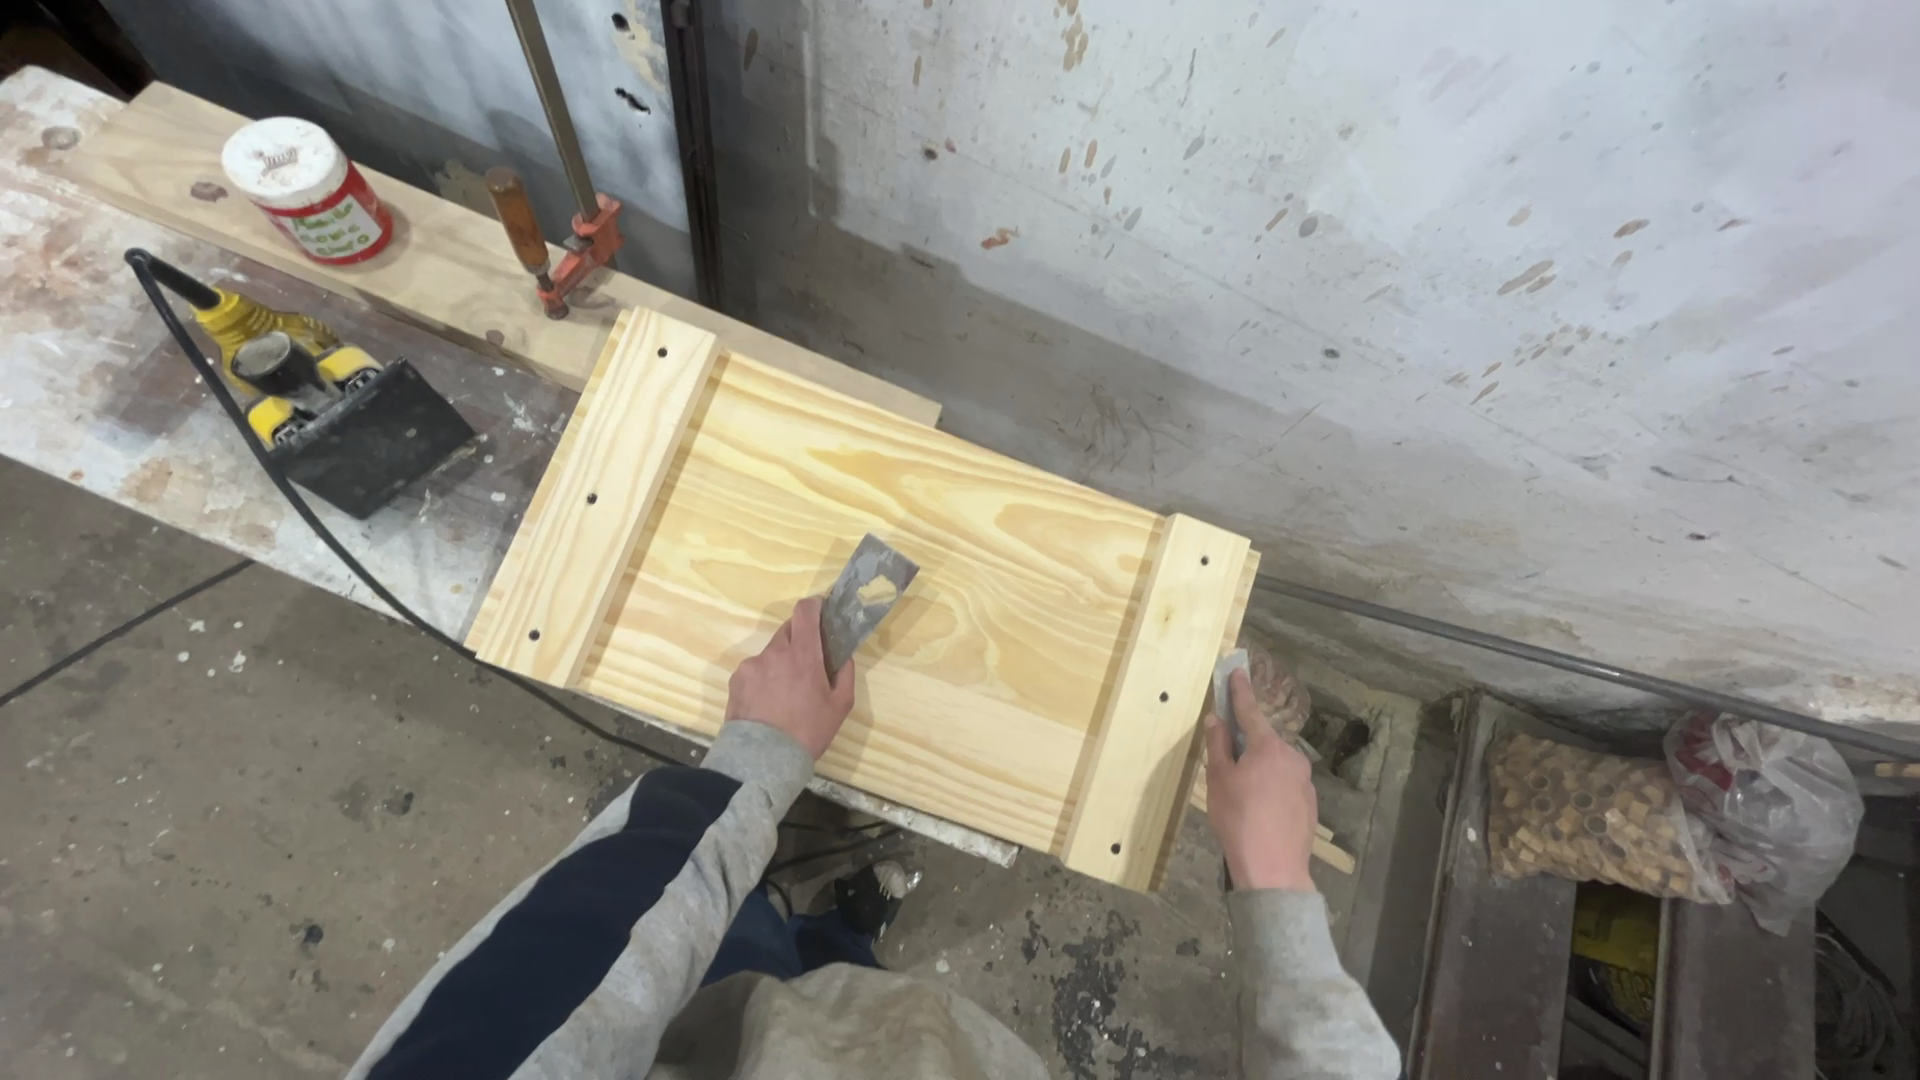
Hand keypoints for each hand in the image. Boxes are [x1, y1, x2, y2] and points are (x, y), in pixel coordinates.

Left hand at [725, 596, 855, 759]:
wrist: (763, 761)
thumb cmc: (808, 731)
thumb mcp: (841, 706)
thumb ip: (845, 673)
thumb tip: (842, 654)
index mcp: (803, 654)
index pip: (805, 611)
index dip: (814, 605)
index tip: (821, 612)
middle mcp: (775, 652)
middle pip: (788, 630)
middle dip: (799, 640)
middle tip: (807, 664)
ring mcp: (752, 665)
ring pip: (771, 652)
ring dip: (780, 662)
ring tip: (784, 693)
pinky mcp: (736, 680)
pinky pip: (755, 669)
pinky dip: (763, 678)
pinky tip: (767, 703)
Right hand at [1204, 667, 1317, 891]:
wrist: (1273, 870)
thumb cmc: (1238, 819)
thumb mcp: (1218, 778)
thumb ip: (1218, 745)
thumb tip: (1217, 719)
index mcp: (1268, 747)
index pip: (1250, 711)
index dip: (1240, 691)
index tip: (1237, 670)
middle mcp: (1292, 757)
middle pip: (1263, 740)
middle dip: (1245, 743)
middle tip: (1225, 761)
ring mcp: (1305, 781)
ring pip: (1274, 764)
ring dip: (1258, 767)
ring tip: (1239, 793)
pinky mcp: (1309, 803)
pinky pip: (1285, 783)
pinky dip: (1270, 786)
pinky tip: (1258, 808)